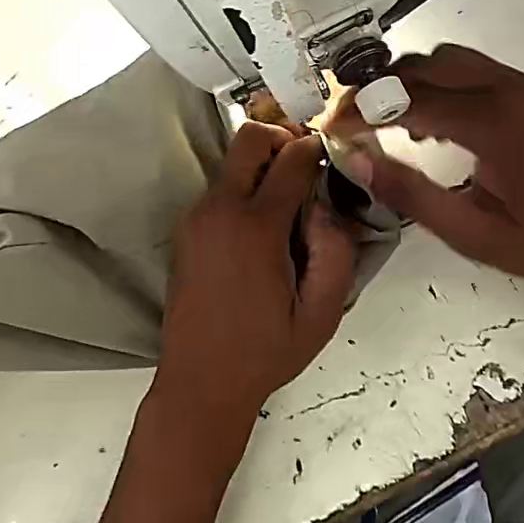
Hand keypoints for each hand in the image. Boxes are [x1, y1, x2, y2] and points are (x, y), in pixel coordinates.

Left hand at [156, 123, 356, 429]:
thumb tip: (329, 206)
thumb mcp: (322, 312)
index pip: (292, 158)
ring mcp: (197, 218)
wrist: (199, 384)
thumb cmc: (265, 352)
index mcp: (257, 228)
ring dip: (264, 165)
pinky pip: (221, 188)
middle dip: (284, 138)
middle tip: (309, 164)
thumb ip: (337, 251)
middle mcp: (220, 211)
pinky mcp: (186, 231)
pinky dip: (246, 188)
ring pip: (233, 161)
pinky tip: (264, 226)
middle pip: (250, 137)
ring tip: (292, 201)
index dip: (318, 148)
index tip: (335, 157)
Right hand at [333, 45, 523, 290]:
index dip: (363, 113)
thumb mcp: (470, 232)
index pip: (409, 101)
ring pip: (442, 59)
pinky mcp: (522, 89)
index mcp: (493, 123)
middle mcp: (505, 89)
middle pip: (422, 67)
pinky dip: (434, 83)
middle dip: (378, 91)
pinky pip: (465, 69)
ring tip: (386, 123)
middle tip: (351, 124)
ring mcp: (517, 84)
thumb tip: (358, 163)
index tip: (332, 130)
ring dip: (407, 83)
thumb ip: (411, 195)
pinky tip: (427, 122)